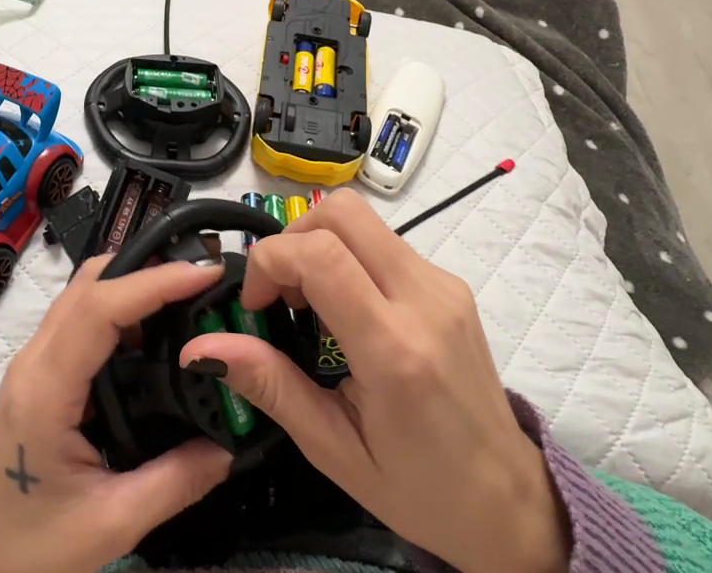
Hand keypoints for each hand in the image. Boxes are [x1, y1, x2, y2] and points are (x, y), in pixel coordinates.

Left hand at [0, 256, 232, 572]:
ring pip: (83, 296)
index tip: (205, 272)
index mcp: (45, 390)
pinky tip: (157, 332)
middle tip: (205, 277)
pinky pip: (81, 321)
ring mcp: (33, 365)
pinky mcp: (40, 375)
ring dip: (134, 285)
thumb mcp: (112, 523)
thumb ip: (176, 481)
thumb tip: (231, 446)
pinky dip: (121, 309)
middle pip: (88, 284)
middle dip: (147, 267)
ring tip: (191, 297)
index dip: (154, 281)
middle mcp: (34, 362)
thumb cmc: (28, 548)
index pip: (99, 308)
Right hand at [180, 190, 570, 572]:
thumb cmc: (418, 489)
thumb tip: (201, 347)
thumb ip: (269, 384)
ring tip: (308, 306)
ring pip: (364, 220)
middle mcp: (425, 300)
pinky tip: (344, 309)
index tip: (255, 305)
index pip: (321, 255)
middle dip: (292, 237)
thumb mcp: (332, 449)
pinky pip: (385, 242)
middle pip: (343, 212)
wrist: (510, 500)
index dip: (271, 262)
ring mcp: (444, 285)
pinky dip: (348, 257)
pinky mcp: (451, 284)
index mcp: (395, 349)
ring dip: (319, 245)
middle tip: (279, 293)